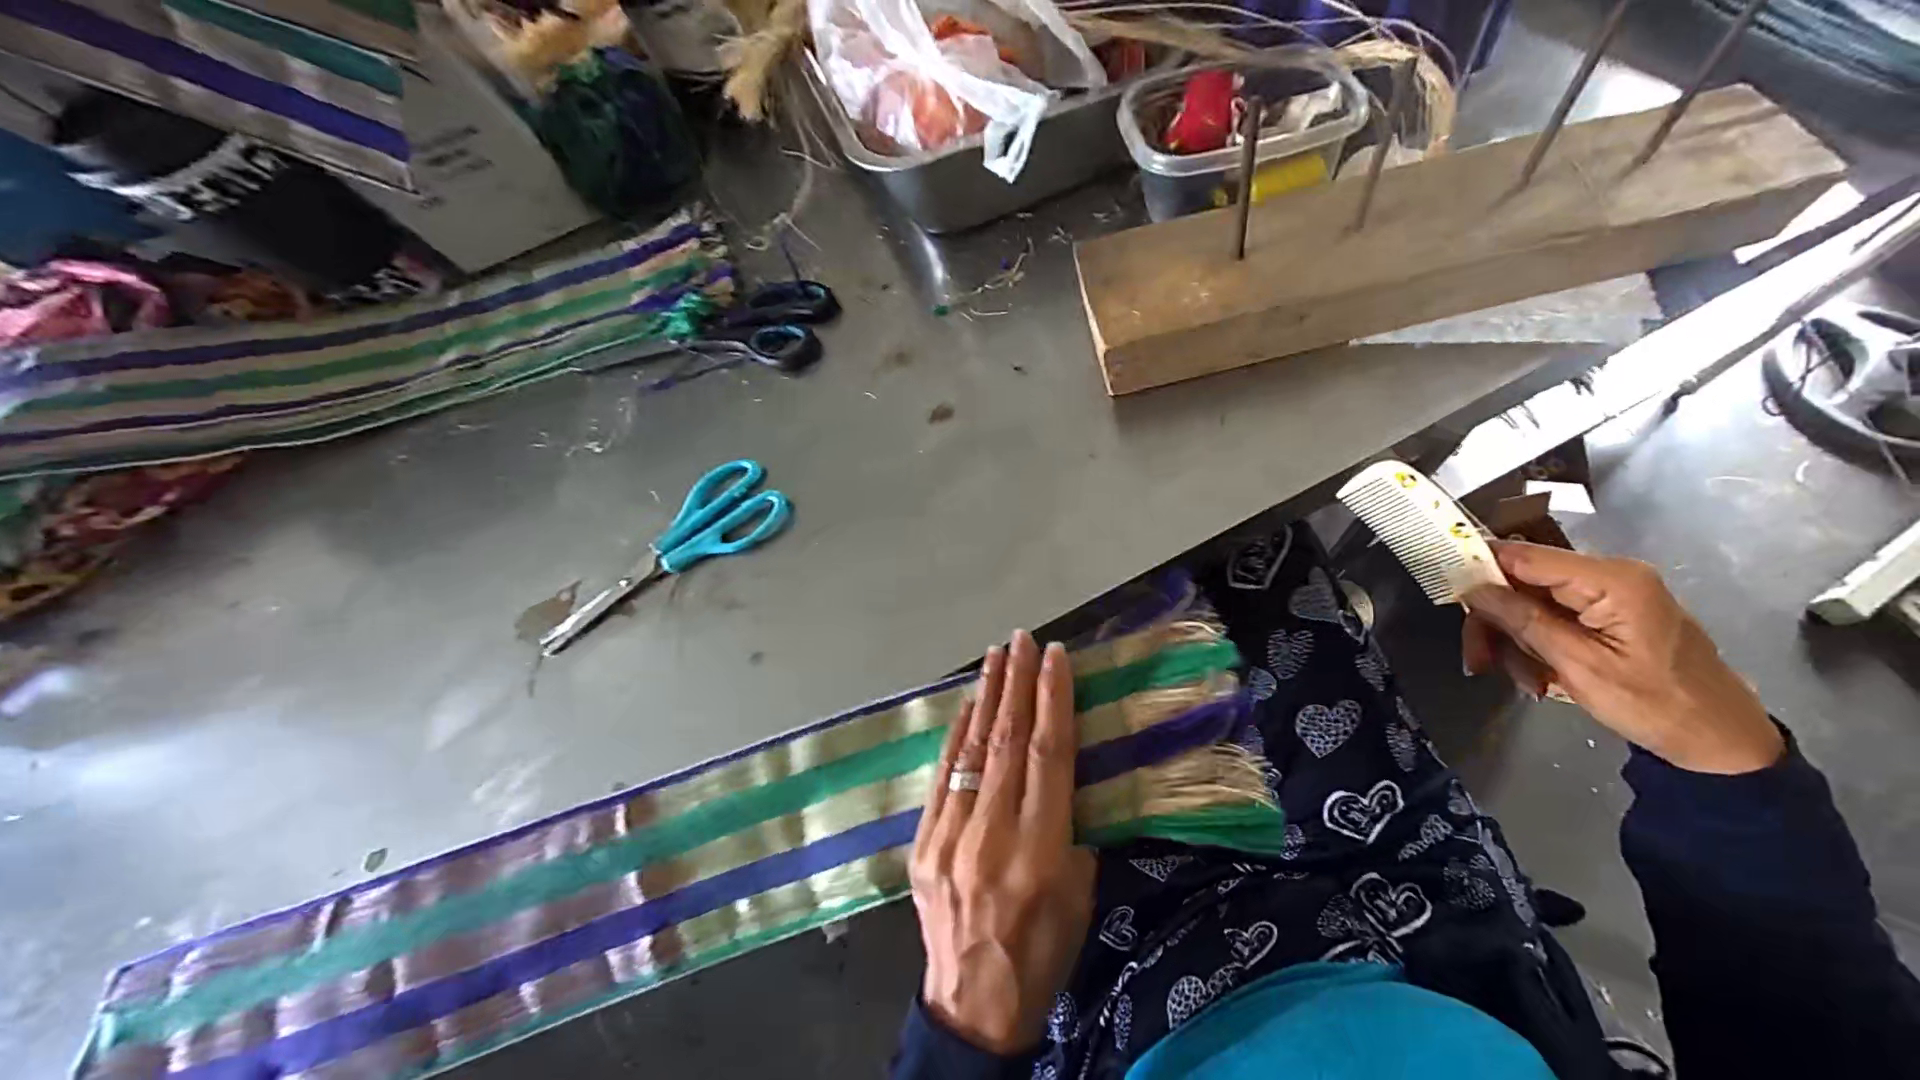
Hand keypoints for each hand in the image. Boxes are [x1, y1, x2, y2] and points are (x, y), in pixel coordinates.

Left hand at [910, 630, 1096, 1054]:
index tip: (1055, 657)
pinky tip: (966, 706)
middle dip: (1016, 683)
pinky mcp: (921, 843)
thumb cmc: (1043, 952)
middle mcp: (991, 834)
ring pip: (971, 751)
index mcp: (1040, 851)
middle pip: (1007, 742)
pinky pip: (941, 777)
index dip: (1053, 700)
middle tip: (1023, 639)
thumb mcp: (1080, 895)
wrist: (974, 1003)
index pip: (1049, 756)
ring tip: (995, 656)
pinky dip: (955, 736)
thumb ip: (1071, 827)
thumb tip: (1060, 773)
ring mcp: (949, 837)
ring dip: (985, 698)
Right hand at [1462, 542, 1783, 774]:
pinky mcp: (1606, 612)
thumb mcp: (1578, 665)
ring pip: (1527, 602)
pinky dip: (1532, 643)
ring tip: (1517, 678)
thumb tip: (1471, 586)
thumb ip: (1522, 619)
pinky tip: (1535, 675)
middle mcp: (1609, 576)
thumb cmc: (1656, 705)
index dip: (1477, 565)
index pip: (1523, 555)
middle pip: (1520, 581)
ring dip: (1510, 638)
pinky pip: (1549, 616)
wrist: (1721, 743)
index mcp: (1611, 580)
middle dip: (1493, 620)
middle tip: (1477, 660)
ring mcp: (1608, 594)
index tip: (1443, 589)